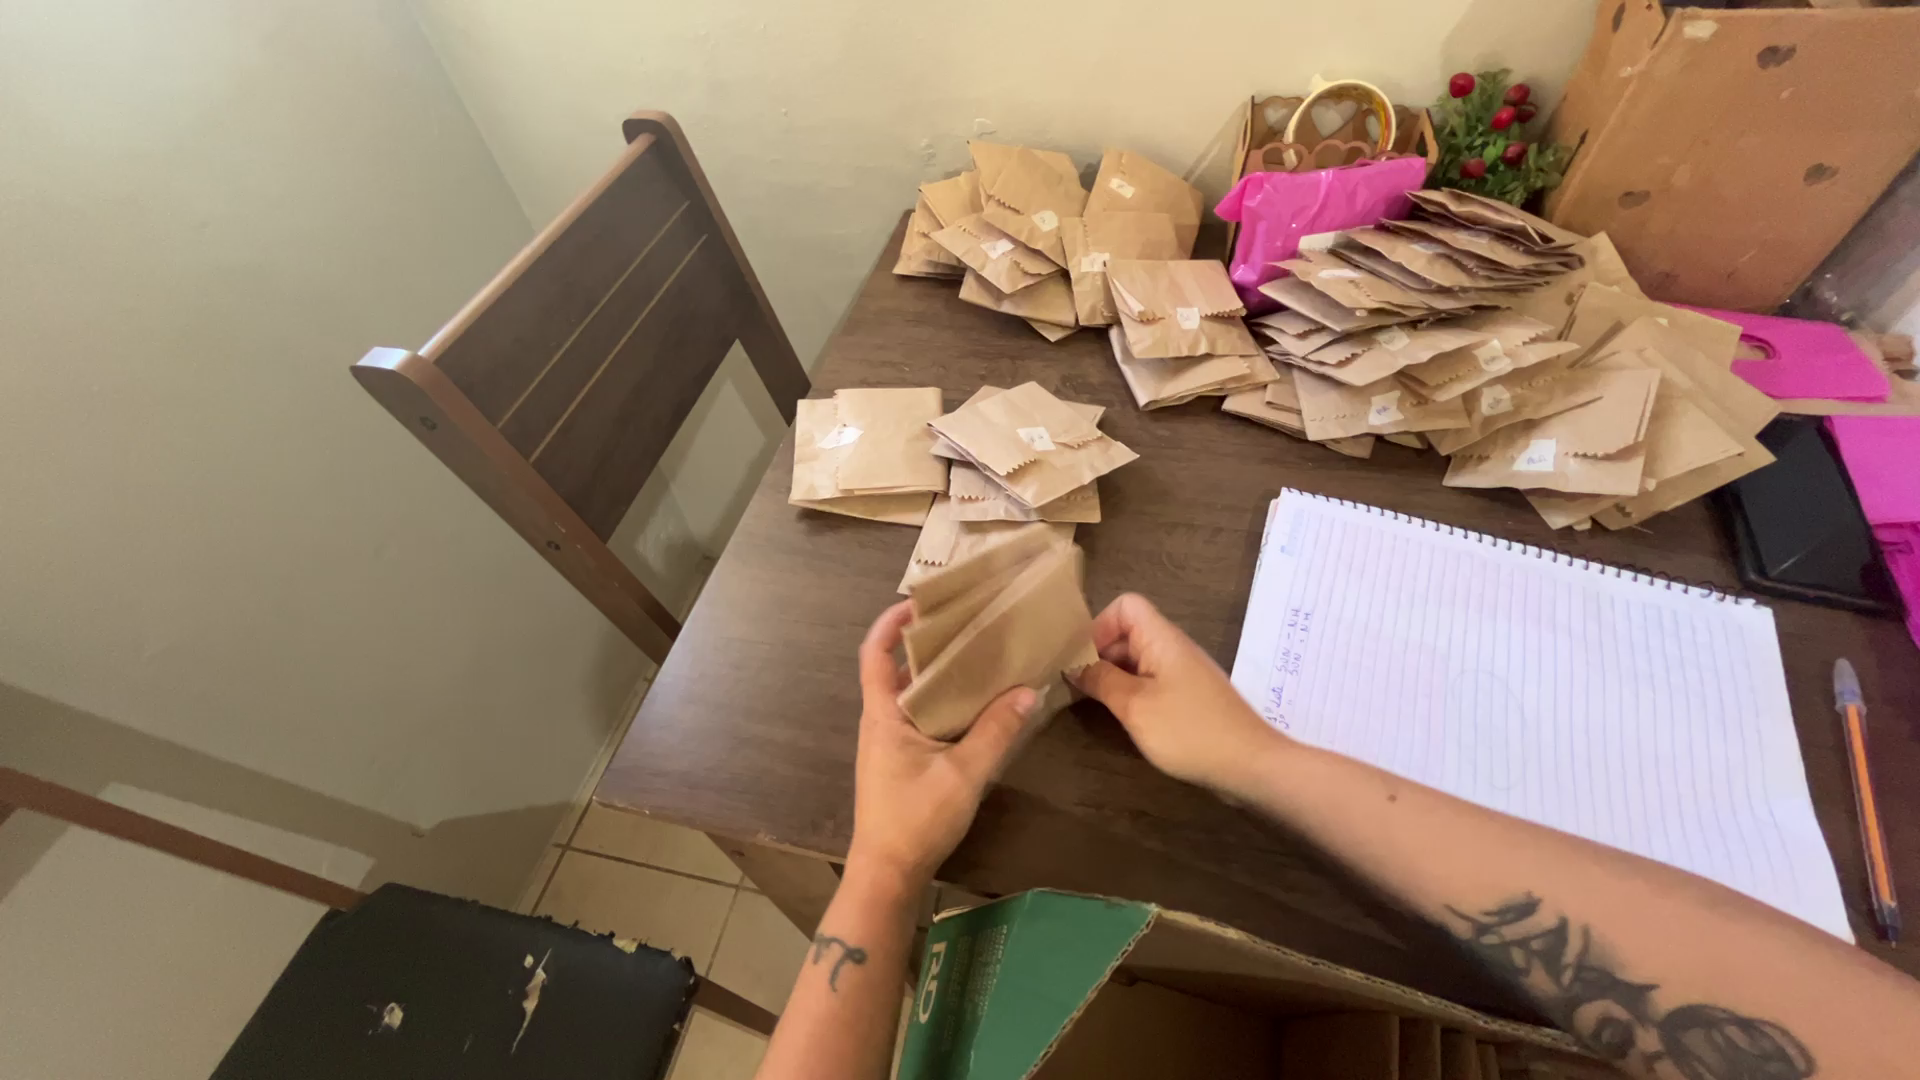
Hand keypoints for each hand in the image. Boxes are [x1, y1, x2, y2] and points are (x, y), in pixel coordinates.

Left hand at [847, 601, 1042, 886]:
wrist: (888, 874)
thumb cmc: (915, 819)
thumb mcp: (963, 774)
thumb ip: (996, 732)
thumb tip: (1028, 691)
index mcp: (883, 714)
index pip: (874, 653)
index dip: (890, 623)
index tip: (919, 601)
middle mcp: (881, 720)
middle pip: (897, 668)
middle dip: (925, 642)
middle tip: (964, 622)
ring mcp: (889, 741)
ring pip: (911, 693)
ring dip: (936, 672)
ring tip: (975, 652)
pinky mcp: (901, 759)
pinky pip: (921, 716)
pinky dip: (942, 700)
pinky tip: (974, 701)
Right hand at [1069, 593, 1286, 795]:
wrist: (1250, 765)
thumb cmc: (1189, 730)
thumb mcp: (1135, 706)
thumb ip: (1101, 680)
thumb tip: (1074, 666)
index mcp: (1161, 638)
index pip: (1125, 605)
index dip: (1100, 625)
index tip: (1084, 659)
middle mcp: (1172, 647)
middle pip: (1127, 631)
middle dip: (1100, 653)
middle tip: (1078, 685)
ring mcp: (1182, 671)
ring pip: (1137, 658)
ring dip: (1113, 675)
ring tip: (1095, 702)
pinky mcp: (1187, 694)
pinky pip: (1150, 679)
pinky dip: (1131, 691)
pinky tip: (1124, 716)